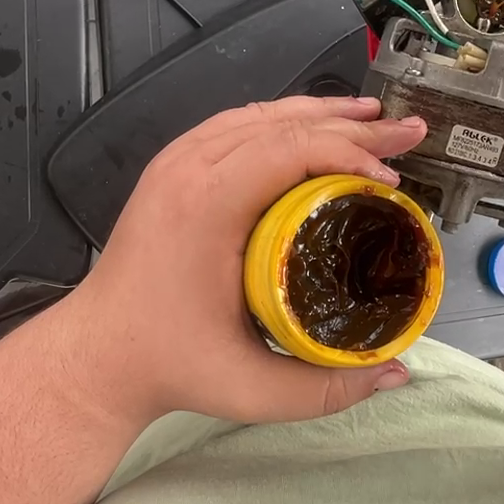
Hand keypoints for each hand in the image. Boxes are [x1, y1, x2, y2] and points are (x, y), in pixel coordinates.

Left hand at [54, 97, 427, 426]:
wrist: (95, 353)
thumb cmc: (168, 365)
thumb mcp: (251, 389)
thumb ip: (329, 388)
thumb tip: (399, 370)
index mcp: (205, 205)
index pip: (290, 150)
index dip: (350, 154)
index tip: (389, 181)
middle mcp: (188, 168)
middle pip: (282, 124)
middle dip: (352, 126)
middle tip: (407, 131)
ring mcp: (176, 161)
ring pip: (260, 114)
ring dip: (320, 114)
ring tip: (372, 119)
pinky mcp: (173, 166)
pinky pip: (237, 125)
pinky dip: (283, 121)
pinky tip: (314, 124)